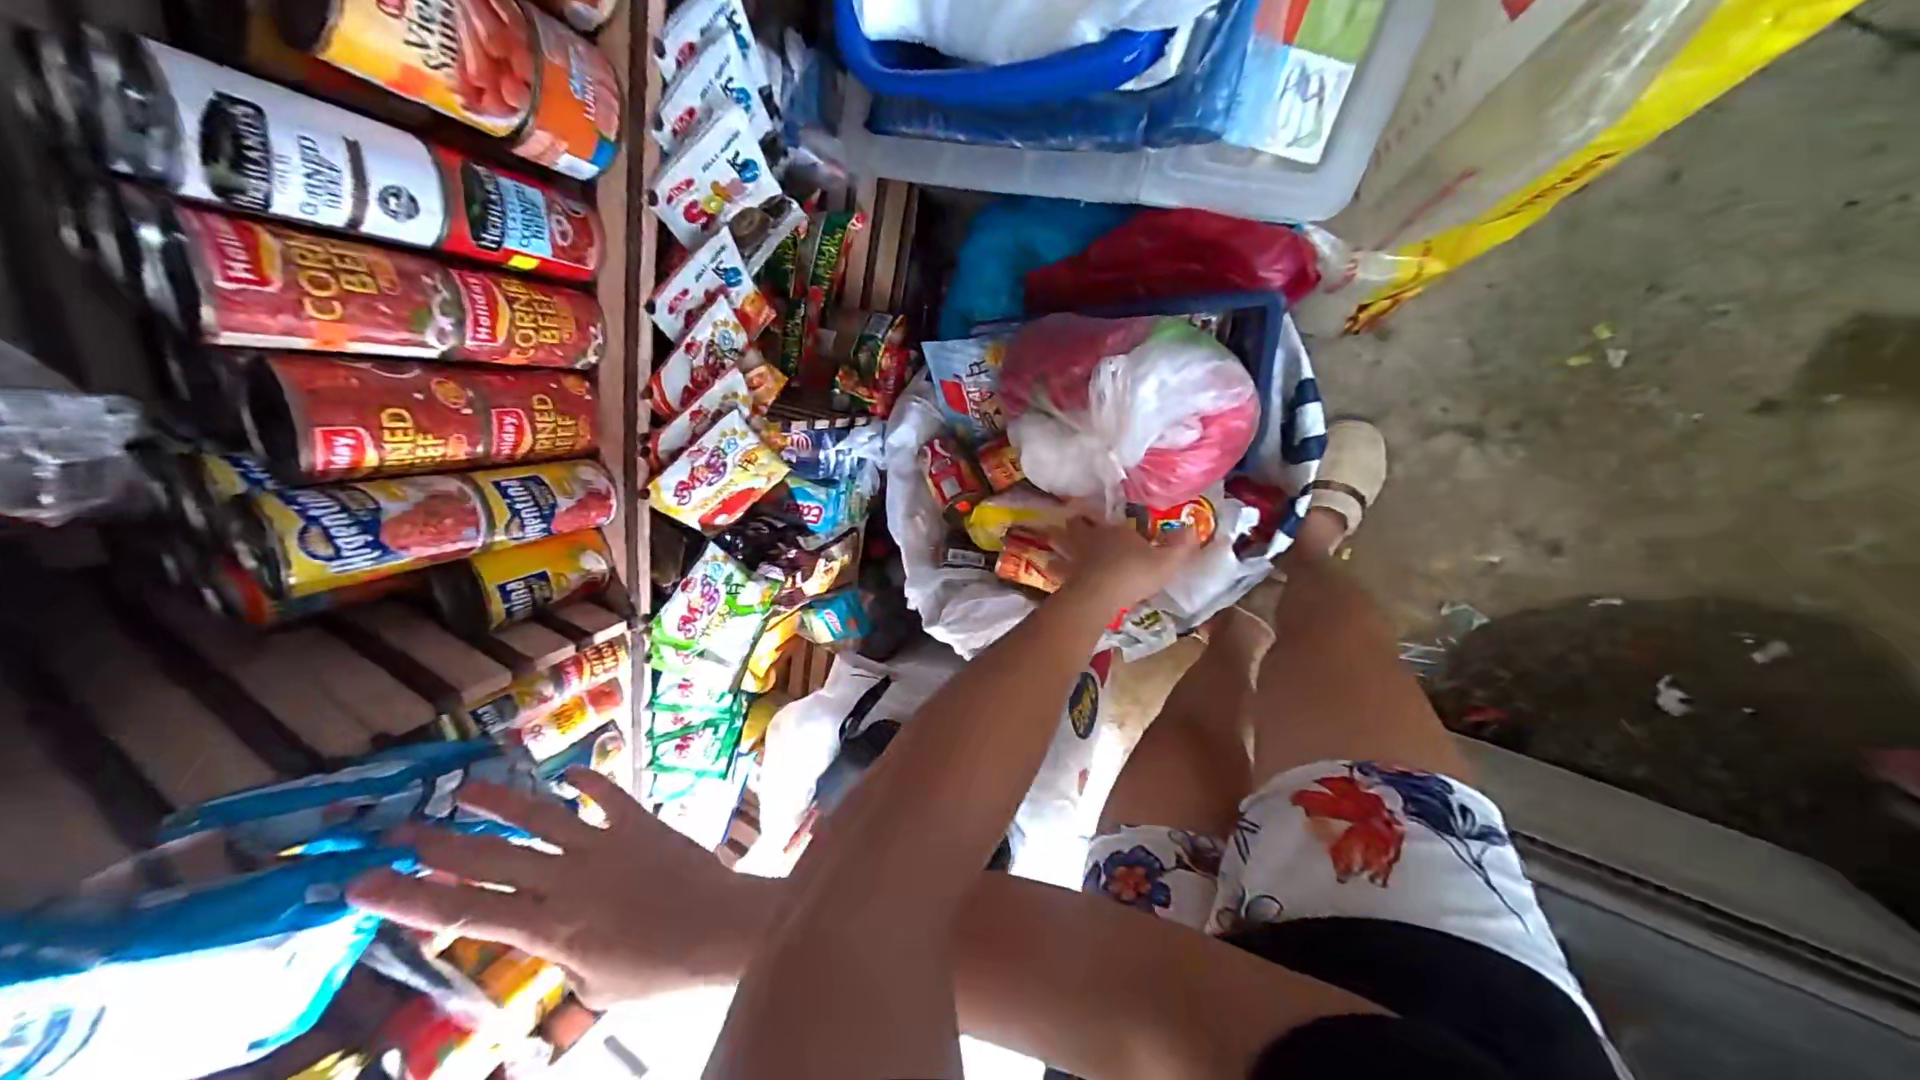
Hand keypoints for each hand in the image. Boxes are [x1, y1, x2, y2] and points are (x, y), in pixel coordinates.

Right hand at [348, 770, 762, 1006]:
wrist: (721, 928)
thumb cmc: (660, 972)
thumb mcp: (594, 989)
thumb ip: (565, 961)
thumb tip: (558, 941)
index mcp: (550, 927)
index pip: (466, 913)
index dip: (411, 899)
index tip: (362, 884)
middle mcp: (568, 879)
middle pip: (493, 858)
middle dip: (440, 845)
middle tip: (398, 829)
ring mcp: (606, 844)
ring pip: (542, 817)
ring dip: (502, 802)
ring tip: (465, 788)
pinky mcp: (640, 823)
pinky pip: (608, 795)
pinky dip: (588, 780)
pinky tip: (568, 770)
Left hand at [1055, 517, 1200, 610]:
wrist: (1102, 593)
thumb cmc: (1135, 573)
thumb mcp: (1166, 561)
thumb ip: (1180, 546)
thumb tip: (1193, 528)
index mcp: (1113, 532)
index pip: (1104, 520)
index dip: (1099, 519)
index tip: (1095, 519)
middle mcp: (1090, 539)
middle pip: (1075, 526)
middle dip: (1073, 526)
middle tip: (1071, 526)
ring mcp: (1074, 557)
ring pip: (1060, 544)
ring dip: (1057, 543)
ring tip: (1053, 545)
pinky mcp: (1065, 576)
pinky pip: (1055, 569)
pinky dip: (1053, 568)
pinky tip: (1050, 570)